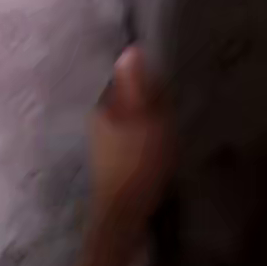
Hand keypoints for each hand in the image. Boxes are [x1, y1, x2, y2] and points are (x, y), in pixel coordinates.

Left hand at [89, 46, 174, 233]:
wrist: (124, 216)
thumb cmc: (139, 161)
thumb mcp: (147, 117)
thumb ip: (139, 84)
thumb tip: (130, 48)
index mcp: (103, 106)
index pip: (125, 79)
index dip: (148, 82)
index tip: (166, 93)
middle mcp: (97, 121)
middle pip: (127, 99)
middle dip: (148, 102)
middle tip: (170, 113)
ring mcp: (101, 143)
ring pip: (129, 119)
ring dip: (147, 121)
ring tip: (166, 131)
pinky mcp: (110, 162)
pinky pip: (130, 137)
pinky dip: (143, 138)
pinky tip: (156, 149)